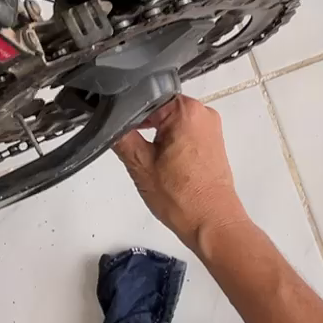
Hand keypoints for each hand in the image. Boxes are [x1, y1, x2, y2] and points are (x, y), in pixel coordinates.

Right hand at [112, 94, 251, 251]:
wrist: (212, 224)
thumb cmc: (183, 198)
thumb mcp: (139, 165)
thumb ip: (121, 137)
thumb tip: (110, 125)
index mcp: (186, 110)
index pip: (147, 98)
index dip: (129, 114)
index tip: (120, 131)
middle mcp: (203, 114)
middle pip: (160, 110)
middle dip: (144, 128)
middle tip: (137, 153)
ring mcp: (211, 129)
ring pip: (172, 124)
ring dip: (157, 139)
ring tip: (153, 164)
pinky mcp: (212, 144)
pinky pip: (185, 136)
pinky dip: (171, 147)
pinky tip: (166, 168)